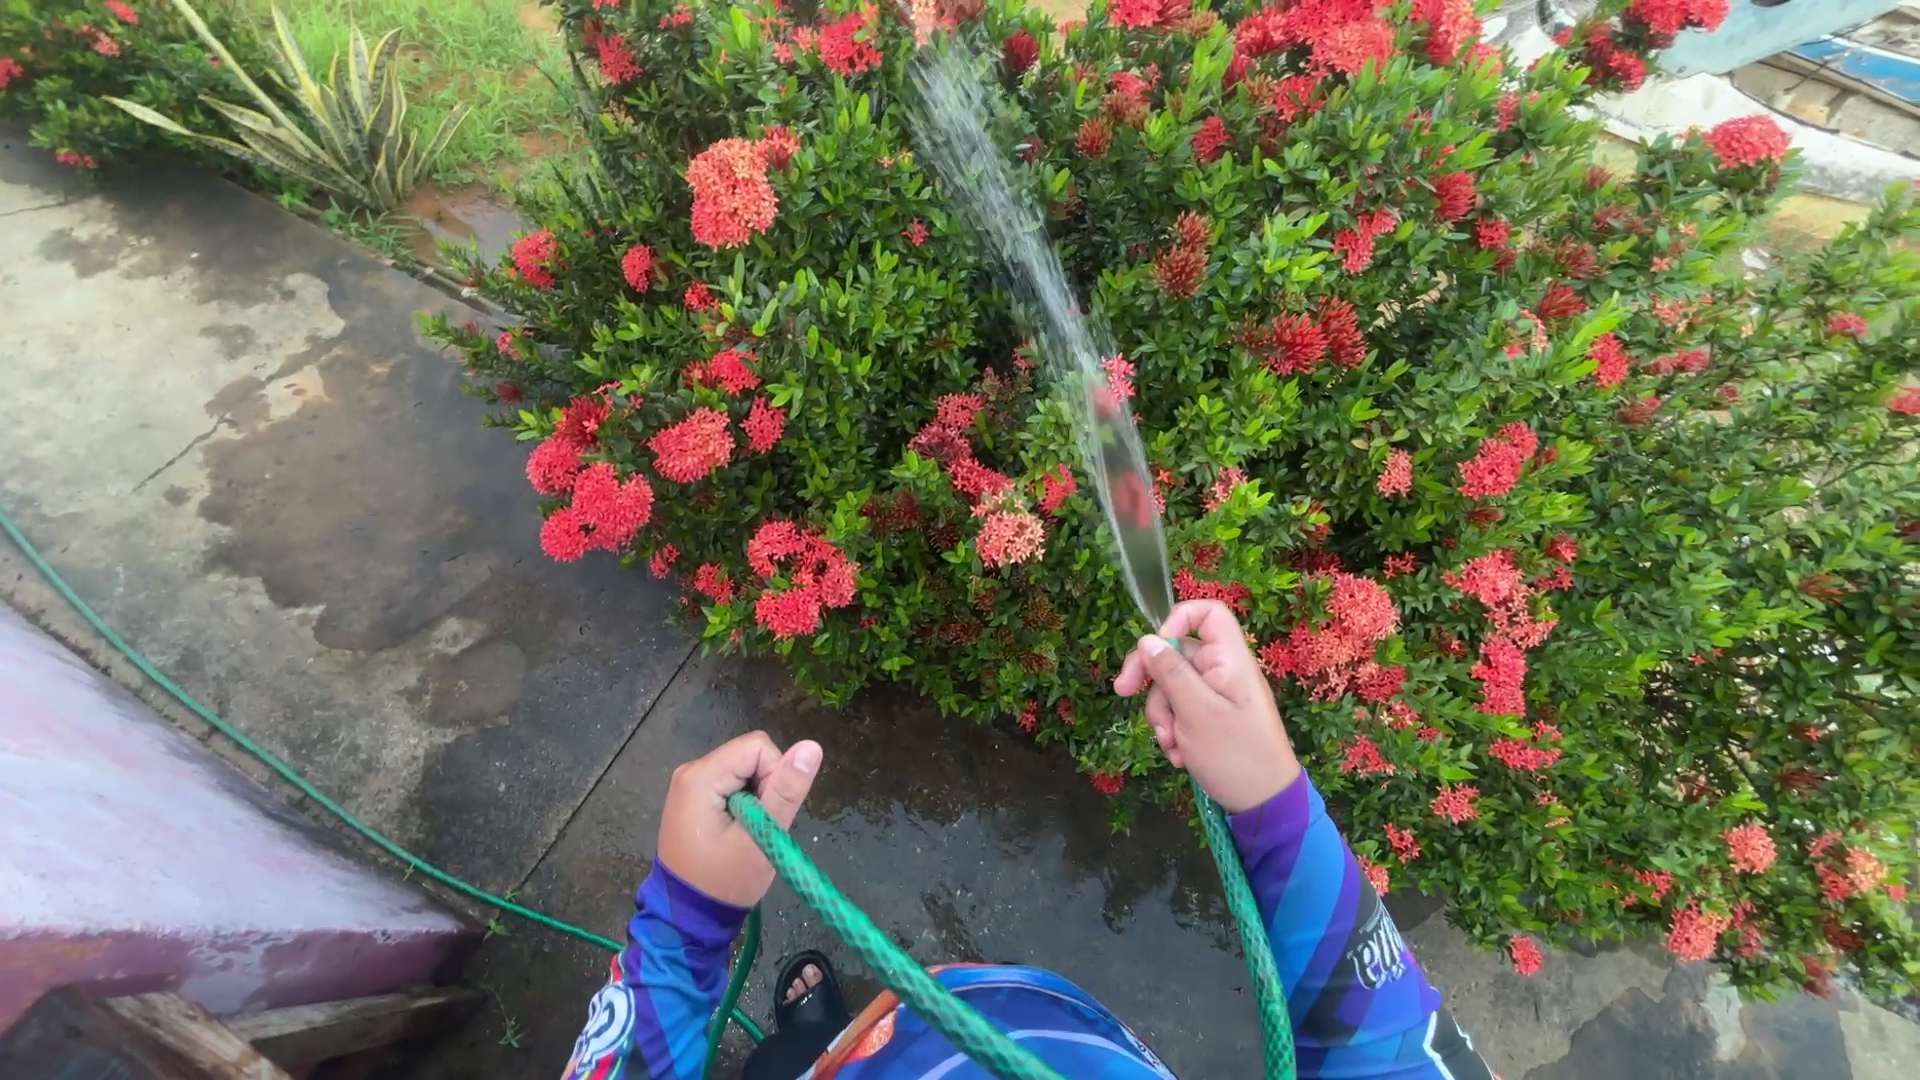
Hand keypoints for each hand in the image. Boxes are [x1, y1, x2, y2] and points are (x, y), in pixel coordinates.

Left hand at [656, 732, 822, 906]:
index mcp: (700, 776)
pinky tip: (738, 831)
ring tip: (747, 832)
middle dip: (766, 787)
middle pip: (752, 755)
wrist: (687, 923)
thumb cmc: (724, 882)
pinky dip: (746, 802)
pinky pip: (734, 781)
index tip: (766, 815)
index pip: (759, 747)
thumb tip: (812, 745)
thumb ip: (786, 791)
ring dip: (758, 796)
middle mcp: (691, 771)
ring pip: (746, 768)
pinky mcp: (695, 796)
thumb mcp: (762, 838)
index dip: (775, 777)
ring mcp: (690, 783)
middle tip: (757, 828)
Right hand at [1113, 600, 1301, 813]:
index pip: (1207, 613)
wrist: (1265, 806)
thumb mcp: (1195, 712)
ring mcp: (1216, 695)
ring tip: (1170, 743)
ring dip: (1161, 714)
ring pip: (1171, 686)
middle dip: (1150, 678)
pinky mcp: (1210, 718)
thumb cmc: (1234, 754)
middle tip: (1122, 693)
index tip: (1154, 647)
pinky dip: (1173, 729)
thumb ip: (1170, 672)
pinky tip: (1178, 754)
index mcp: (1229, 659)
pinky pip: (1180, 710)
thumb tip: (1146, 639)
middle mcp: (1223, 671)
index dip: (1177, 619)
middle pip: (1175, 652)